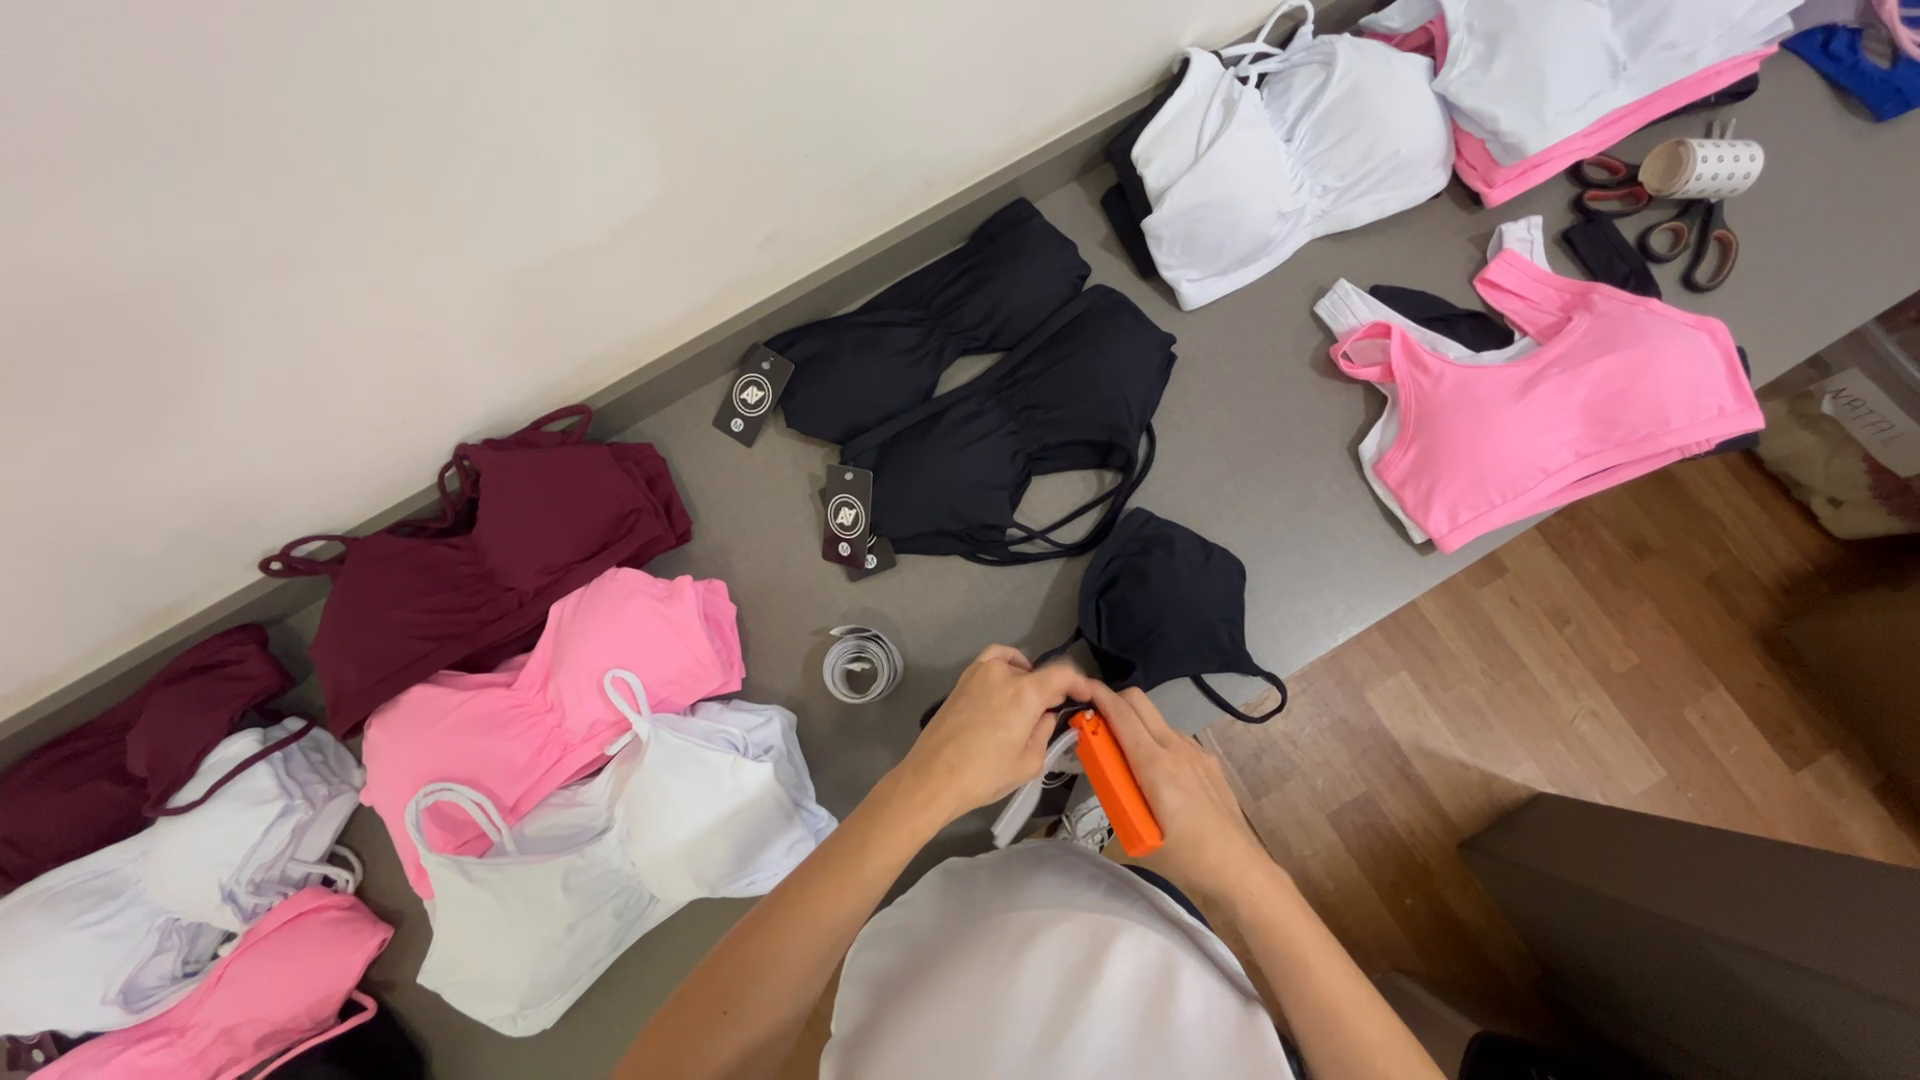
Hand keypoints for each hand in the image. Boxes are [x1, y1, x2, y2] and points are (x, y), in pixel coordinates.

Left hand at [892, 646, 1100, 826]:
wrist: (933, 777)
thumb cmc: (984, 774)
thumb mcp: (1028, 762)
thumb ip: (1044, 733)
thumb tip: (1044, 717)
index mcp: (1026, 693)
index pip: (1062, 675)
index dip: (1080, 683)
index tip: (1087, 695)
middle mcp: (1004, 673)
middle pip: (1038, 674)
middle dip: (1051, 691)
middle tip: (1052, 713)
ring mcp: (980, 672)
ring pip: (1015, 666)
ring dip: (1028, 679)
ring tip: (1028, 702)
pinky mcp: (962, 680)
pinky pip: (992, 661)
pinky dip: (1006, 664)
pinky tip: (1007, 683)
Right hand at [1087, 684, 1281, 906]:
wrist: (1238, 870)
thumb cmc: (1184, 858)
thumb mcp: (1136, 832)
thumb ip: (1116, 793)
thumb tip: (1100, 767)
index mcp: (1155, 764)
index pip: (1121, 714)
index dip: (1098, 697)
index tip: (1081, 692)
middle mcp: (1176, 748)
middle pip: (1139, 701)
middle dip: (1114, 702)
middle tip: (1099, 726)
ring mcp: (1196, 752)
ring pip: (1157, 719)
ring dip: (1136, 725)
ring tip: (1128, 759)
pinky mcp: (1209, 761)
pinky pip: (1174, 737)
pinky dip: (1157, 741)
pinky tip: (1159, 776)